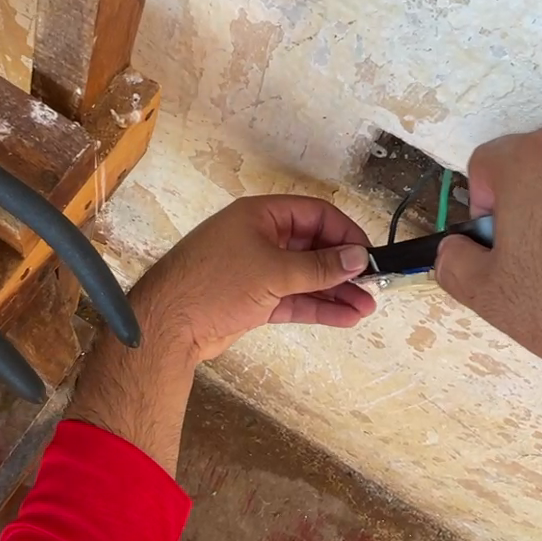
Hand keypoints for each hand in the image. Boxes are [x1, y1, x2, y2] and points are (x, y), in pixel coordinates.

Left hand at [129, 195, 376, 362]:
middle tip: (373, 286)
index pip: (315, 214)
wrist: (168, 325)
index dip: (344, 233)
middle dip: (343, 267)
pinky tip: (345, 316)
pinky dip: (317, 307)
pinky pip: (294, 299)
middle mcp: (261, 238)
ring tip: (366, 308)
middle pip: (313, 247)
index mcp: (261, 216)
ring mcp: (257, 271)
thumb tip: (358, 258)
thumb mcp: (273, 271)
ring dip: (335, 292)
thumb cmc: (215, 283)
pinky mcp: (255, 300)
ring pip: (306, 278)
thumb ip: (318, 267)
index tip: (368, 255)